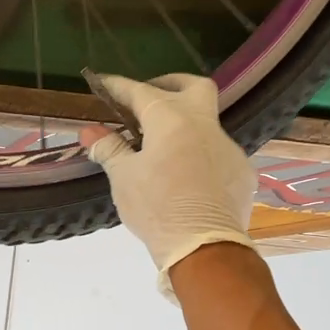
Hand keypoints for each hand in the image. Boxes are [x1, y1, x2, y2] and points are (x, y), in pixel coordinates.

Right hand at [79, 72, 255, 294]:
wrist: (203, 246)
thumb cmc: (156, 207)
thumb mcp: (123, 178)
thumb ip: (109, 149)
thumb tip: (89, 131)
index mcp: (172, 120)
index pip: (142, 93)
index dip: (120, 86)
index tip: (104, 83)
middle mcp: (204, 125)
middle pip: (194, 87)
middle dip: (170, 84)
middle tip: (149, 96)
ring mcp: (228, 147)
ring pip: (206, 123)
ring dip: (183, 127)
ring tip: (160, 148)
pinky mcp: (240, 171)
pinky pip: (216, 154)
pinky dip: (197, 156)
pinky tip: (184, 178)